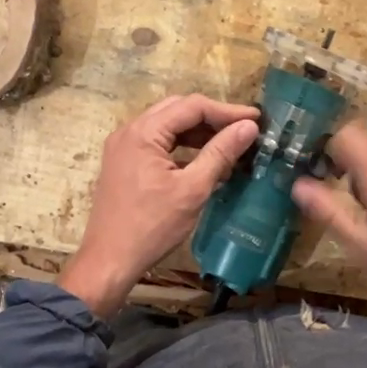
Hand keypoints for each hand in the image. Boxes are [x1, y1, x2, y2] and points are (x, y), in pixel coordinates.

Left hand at [60, 95, 260, 316]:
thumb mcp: (192, 189)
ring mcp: (124, 147)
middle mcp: (129, 131)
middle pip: (178, 110)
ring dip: (199, 133)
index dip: (227, 111)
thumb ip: (220, 153)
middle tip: (244, 130)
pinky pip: (158, 144)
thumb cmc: (152, 226)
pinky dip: (183, 148)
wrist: (110, 261)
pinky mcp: (124, 164)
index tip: (256, 120)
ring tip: (230, 146)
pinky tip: (205, 162)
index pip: (192, 107)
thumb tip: (249, 127)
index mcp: (143, 132)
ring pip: (168, 127)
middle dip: (213, 118)